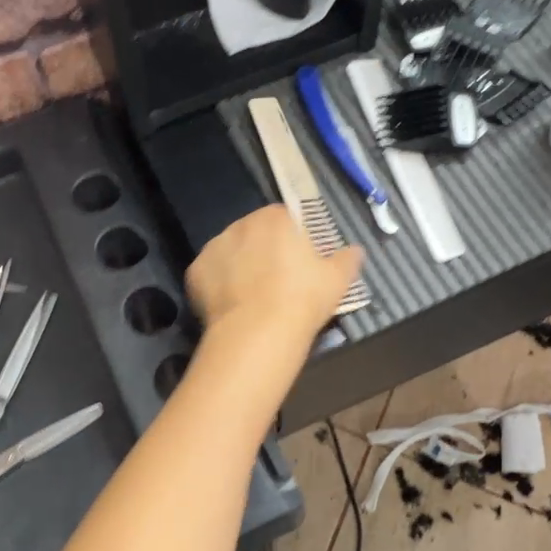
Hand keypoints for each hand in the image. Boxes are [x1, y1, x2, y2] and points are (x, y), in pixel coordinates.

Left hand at [185, 205, 363, 344]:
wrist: (257, 333)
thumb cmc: (302, 300)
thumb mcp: (337, 279)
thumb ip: (347, 259)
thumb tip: (356, 250)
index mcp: (275, 218)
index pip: (284, 217)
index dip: (292, 239)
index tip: (298, 261)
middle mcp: (240, 225)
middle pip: (254, 233)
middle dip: (263, 251)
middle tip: (276, 282)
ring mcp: (213, 247)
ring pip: (230, 253)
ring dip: (239, 266)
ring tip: (252, 297)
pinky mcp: (194, 272)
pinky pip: (210, 275)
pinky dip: (218, 286)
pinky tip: (232, 306)